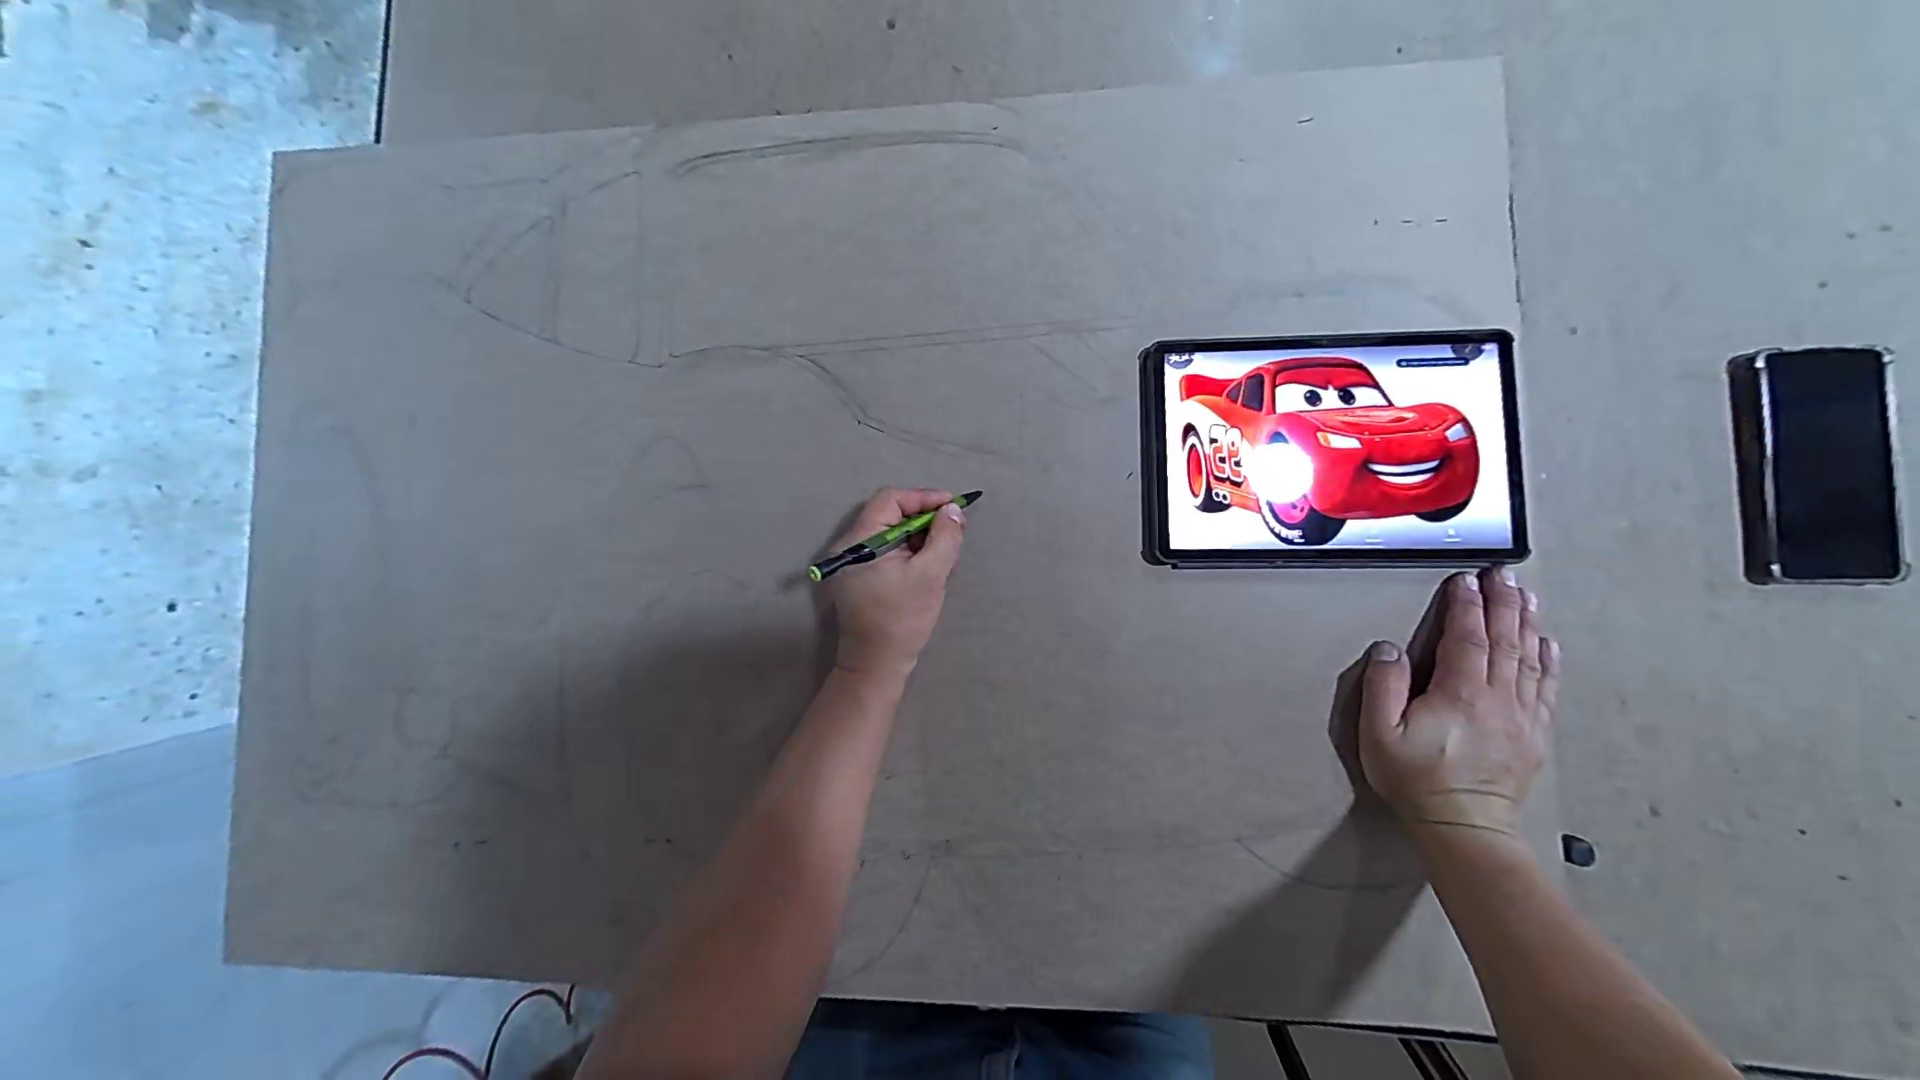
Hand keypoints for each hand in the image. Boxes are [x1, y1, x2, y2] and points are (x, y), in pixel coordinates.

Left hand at [827, 487, 966, 677]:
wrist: (876, 665)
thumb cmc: (902, 619)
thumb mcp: (930, 574)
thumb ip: (944, 537)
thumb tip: (952, 510)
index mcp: (860, 540)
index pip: (891, 499)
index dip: (924, 498)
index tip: (953, 507)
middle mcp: (852, 545)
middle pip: (891, 514)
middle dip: (926, 518)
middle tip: (955, 529)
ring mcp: (855, 562)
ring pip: (893, 534)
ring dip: (921, 536)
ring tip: (946, 551)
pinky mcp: (863, 577)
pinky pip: (889, 551)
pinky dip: (911, 552)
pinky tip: (931, 565)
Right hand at [1357, 567, 1559, 841]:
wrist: (1465, 827)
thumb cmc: (1415, 780)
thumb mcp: (1379, 734)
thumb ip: (1383, 687)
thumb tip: (1390, 649)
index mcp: (1461, 695)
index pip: (1467, 638)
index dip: (1465, 606)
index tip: (1464, 581)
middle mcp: (1499, 700)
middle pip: (1505, 641)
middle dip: (1503, 604)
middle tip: (1504, 575)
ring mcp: (1522, 716)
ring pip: (1530, 659)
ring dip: (1527, 623)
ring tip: (1526, 597)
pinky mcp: (1534, 734)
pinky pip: (1546, 686)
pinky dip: (1548, 660)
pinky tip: (1547, 643)